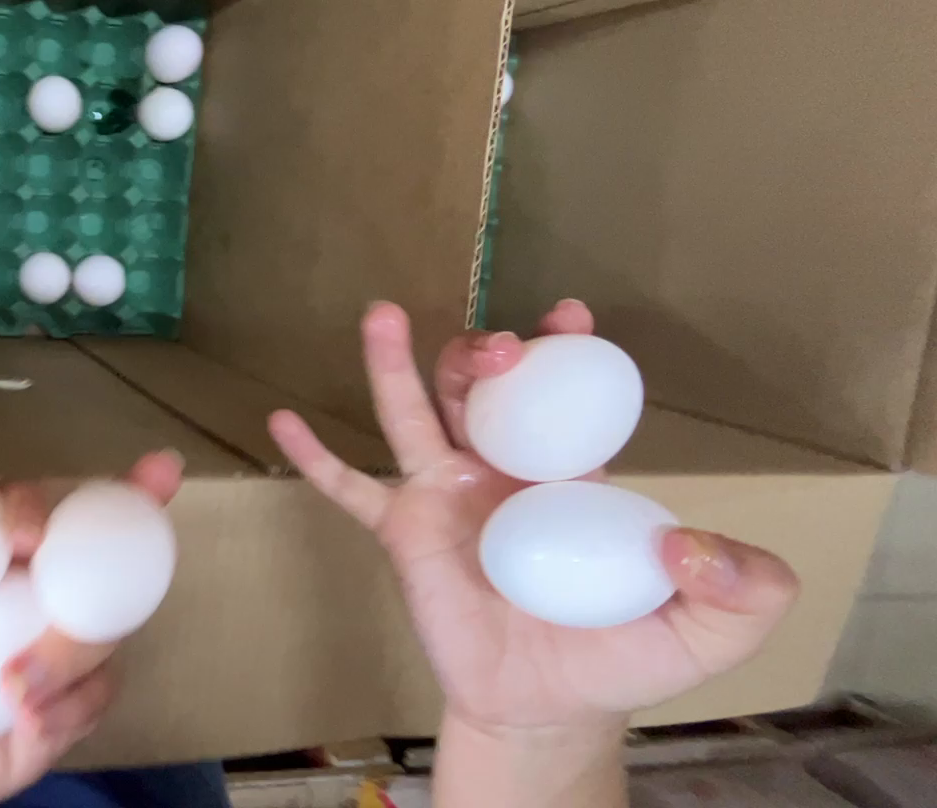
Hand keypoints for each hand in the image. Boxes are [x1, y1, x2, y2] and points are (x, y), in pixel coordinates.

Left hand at [0, 453, 185, 807]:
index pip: (25, 502)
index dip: (33, 506)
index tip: (22, 536)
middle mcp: (49, 574)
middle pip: (89, 553)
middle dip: (92, 569)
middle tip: (37, 635)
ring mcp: (78, 624)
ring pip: (104, 627)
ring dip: (63, 665)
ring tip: (16, 702)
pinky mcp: (96, 678)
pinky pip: (104, 687)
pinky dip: (69, 710)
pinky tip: (31, 726)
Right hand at [267, 301, 800, 737]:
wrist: (539, 705)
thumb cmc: (611, 657)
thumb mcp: (705, 634)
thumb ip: (738, 589)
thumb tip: (686, 538)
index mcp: (559, 478)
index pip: (562, 402)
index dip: (565, 355)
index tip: (569, 314)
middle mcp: (492, 470)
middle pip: (477, 393)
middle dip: (481, 356)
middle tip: (496, 346)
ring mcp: (436, 494)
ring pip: (409, 416)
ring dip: (391, 365)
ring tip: (380, 314)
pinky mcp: (396, 527)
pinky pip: (346, 486)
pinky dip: (314, 456)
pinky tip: (281, 421)